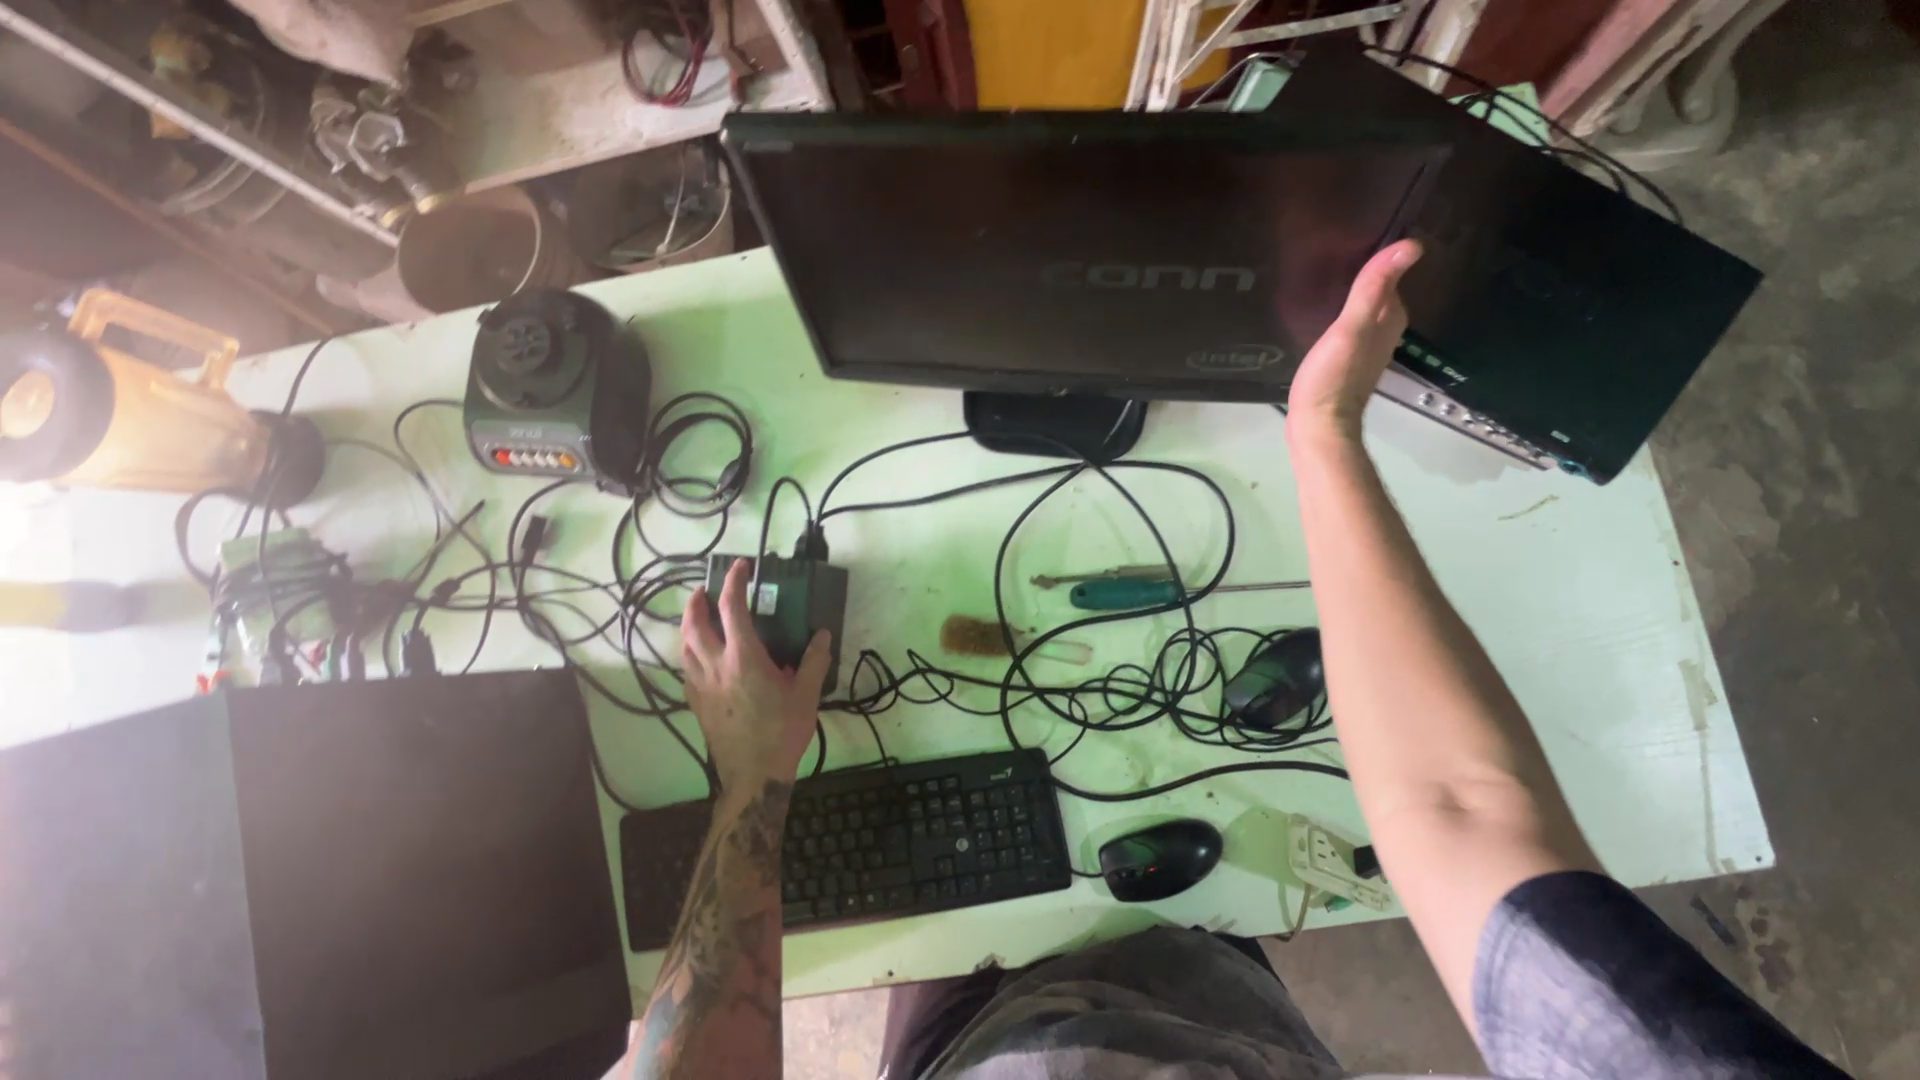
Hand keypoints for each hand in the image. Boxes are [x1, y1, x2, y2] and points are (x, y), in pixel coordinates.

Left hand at [681, 558, 831, 794]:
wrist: (753, 775)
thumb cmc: (782, 732)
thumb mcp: (806, 695)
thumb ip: (813, 661)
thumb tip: (822, 635)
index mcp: (744, 657)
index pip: (732, 608)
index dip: (734, 582)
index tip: (740, 567)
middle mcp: (716, 665)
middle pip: (695, 623)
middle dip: (697, 601)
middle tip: (706, 589)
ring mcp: (701, 685)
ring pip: (685, 646)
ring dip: (689, 625)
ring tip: (698, 618)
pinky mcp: (696, 703)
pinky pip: (686, 670)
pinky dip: (690, 654)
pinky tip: (700, 658)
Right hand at [1286, 239, 1423, 444]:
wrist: (1318, 425)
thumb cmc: (1333, 377)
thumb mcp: (1350, 328)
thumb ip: (1373, 289)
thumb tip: (1412, 245)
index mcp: (1389, 318)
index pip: (1390, 275)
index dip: (1378, 256)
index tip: (1357, 233)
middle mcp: (1384, 331)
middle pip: (1378, 292)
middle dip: (1366, 273)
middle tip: (1336, 249)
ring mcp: (1366, 348)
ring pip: (1364, 309)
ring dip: (1352, 294)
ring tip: (1327, 275)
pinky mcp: (1347, 361)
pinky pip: (1349, 326)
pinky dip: (1341, 314)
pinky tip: (1323, 312)